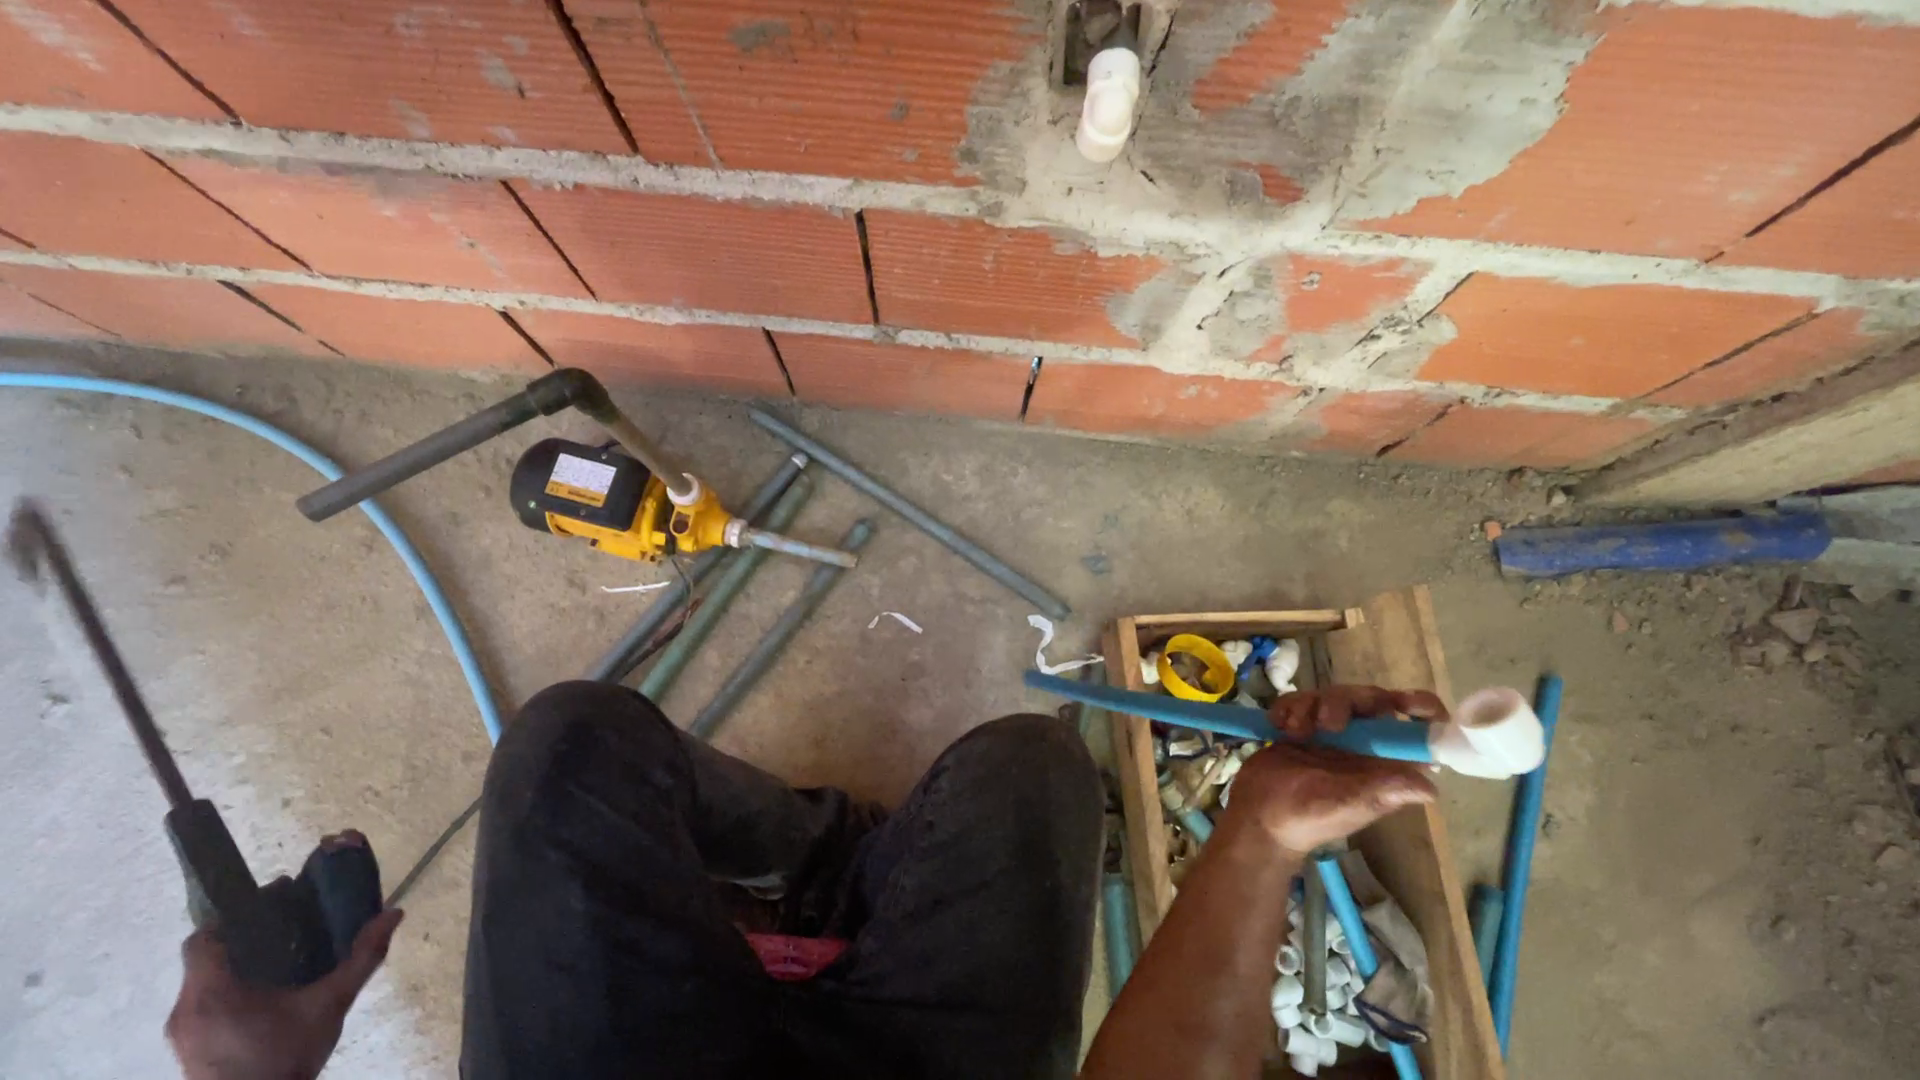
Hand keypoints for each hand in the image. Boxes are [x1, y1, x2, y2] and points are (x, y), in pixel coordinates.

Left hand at [166, 835, 403, 1079]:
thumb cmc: (286, 1057)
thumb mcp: (331, 1004)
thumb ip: (361, 957)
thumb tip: (393, 913)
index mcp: (212, 994)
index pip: (203, 939)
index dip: (234, 915)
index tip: (274, 902)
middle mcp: (187, 1010)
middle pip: (206, 957)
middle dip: (244, 935)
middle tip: (288, 923)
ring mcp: (183, 1033)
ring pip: (204, 981)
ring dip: (237, 961)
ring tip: (282, 954)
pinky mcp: (189, 1049)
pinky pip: (204, 1002)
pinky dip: (231, 986)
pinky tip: (268, 990)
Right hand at [1225, 686, 1444, 857]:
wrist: (1257, 818)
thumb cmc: (1304, 819)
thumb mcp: (1343, 807)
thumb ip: (1379, 793)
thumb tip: (1429, 789)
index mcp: (1385, 764)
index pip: (1416, 731)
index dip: (1422, 710)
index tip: (1405, 702)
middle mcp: (1364, 745)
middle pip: (1372, 700)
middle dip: (1346, 702)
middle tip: (1325, 725)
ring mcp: (1331, 733)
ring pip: (1334, 694)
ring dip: (1310, 705)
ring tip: (1294, 733)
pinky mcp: (1302, 725)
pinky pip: (1301, 699)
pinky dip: (1288, 707)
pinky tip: (1279, 726)